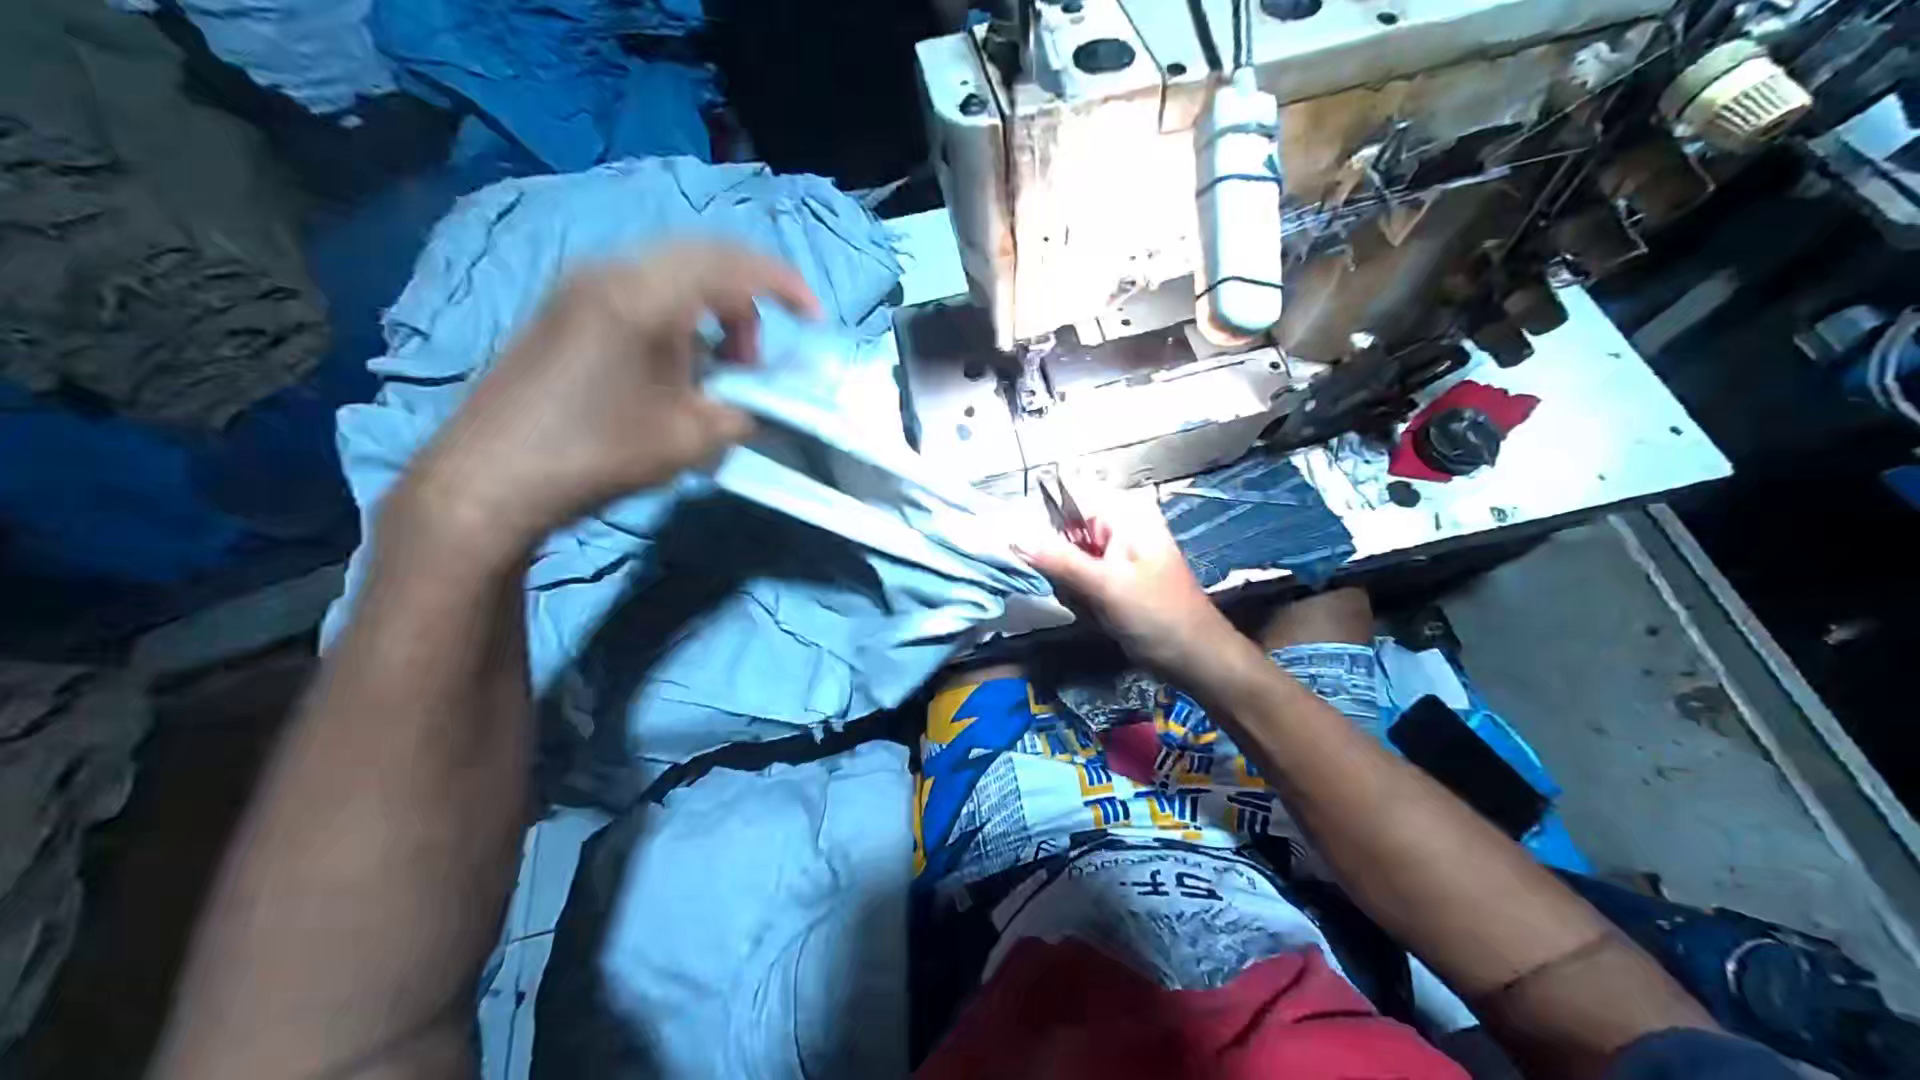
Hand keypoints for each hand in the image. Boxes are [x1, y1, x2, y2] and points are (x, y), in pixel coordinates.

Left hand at [395, 243, 820, 560]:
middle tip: (755, 359)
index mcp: (646, 294)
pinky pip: (640, 291)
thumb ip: (740, 409)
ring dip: (710, 311)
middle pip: (704, 259)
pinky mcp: (563, 310)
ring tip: (716, 369)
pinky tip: (675, 367)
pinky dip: (676, 317)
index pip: (735, 265)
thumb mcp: (690, 438)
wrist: (490, 479)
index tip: (814, 320)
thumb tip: (753, 400)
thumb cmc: (598, 453)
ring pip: (670, 274)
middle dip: (747, 301)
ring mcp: (580, 286)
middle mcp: (611, 272)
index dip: (786, 286)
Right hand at [1016, 488, 1244, 679]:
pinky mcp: (1111, 579)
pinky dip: (1080, 598)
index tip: (1034, 551)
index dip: (1045, 522)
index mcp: (1124, 514)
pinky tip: (1097, 614)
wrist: (1195, 658)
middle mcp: (1117, 527)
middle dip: (1060, 565)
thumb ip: (1058, 560)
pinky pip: (1077, 580)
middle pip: (1062, 532)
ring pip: (1065, 560)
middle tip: (1079, 590)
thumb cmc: (1157, 616)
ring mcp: (1114, 554)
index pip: (1067, 497)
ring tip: (1093, 606)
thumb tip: (1014, 538)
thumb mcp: (1105, 585)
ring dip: (1070, 587)